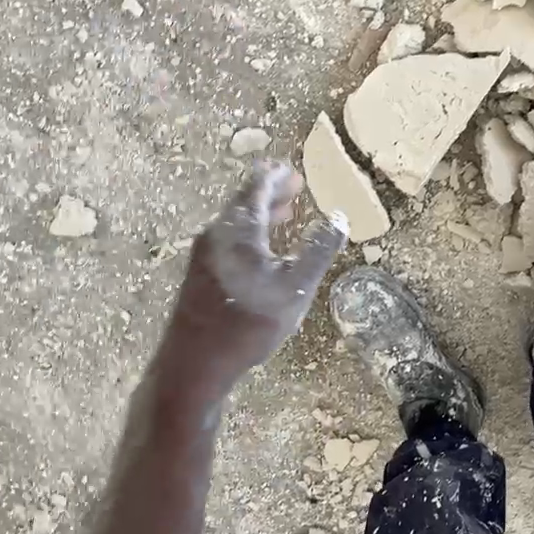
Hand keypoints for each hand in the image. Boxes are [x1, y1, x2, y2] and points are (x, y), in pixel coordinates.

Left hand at [160, 160, 346, 398]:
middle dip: (270, 192)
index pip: (257, 187)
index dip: (276, 176)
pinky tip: (261, 251)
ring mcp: (203, 254)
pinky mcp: (199, 274)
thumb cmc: (248, 323)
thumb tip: (339, 217)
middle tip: (294, 187)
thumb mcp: (296, 288)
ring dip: (260, 213)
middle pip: (243, 202)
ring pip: (235, 222)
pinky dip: (249, 232)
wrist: (194, 363)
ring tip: (284, 214)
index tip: (292, 170)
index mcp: (239, 229)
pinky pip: (228, 239)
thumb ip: (319, 250)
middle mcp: (216, 234)